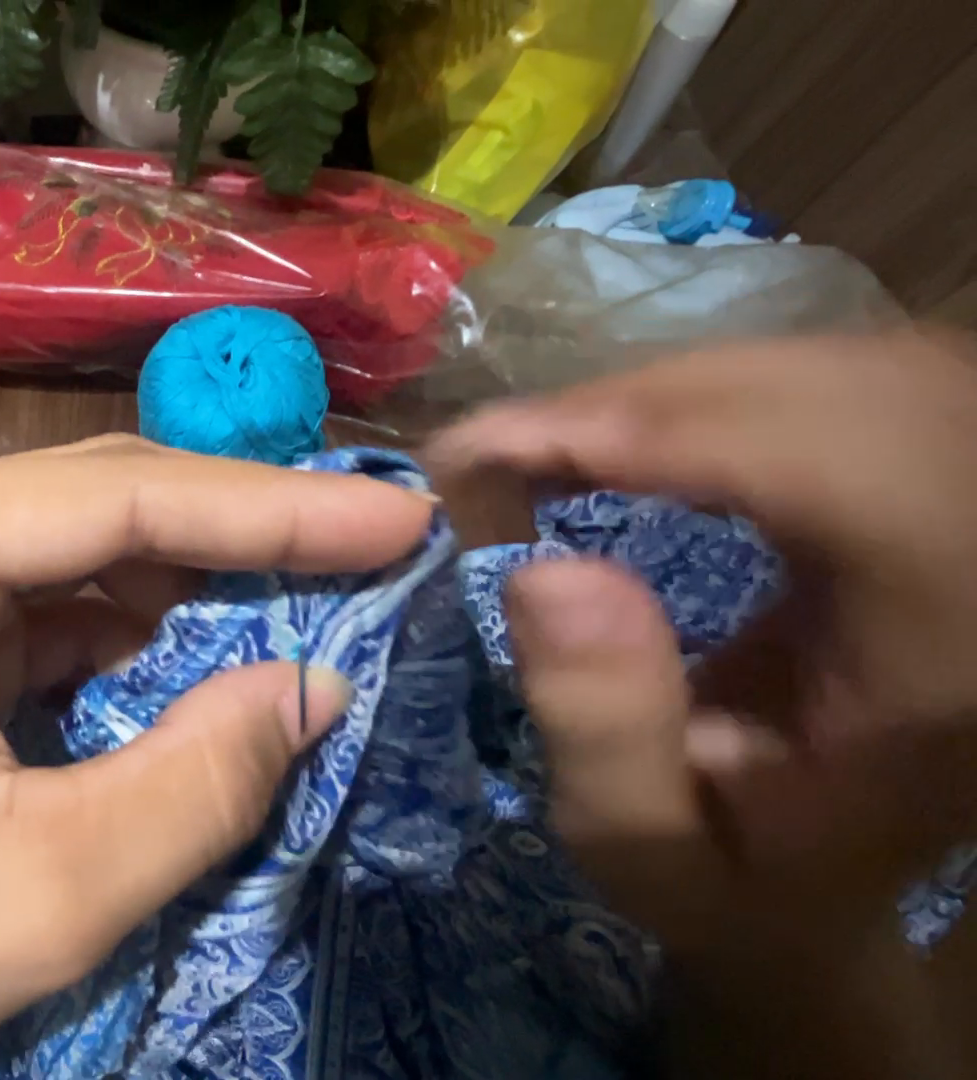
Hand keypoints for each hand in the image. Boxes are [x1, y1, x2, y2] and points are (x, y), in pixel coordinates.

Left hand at [0, 435, 431, 1079]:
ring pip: (85, 545)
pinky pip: (59, 599)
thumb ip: (198, 781)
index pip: (101, 500)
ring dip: (199, 574)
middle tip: (375, 543)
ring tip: (319, 588)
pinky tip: (220, 643)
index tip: (394, 518)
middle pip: (92, 503)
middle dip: (237, 530)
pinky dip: (148, 624)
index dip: (263, 509)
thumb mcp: (41, 889)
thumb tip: (318, 686)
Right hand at [428, 331, 976, 1076]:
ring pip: (809, 372)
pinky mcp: (926, 483)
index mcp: (960, 656)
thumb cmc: (735, 877)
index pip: (830, 464)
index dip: (638, 432)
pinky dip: (677, 402)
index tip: (481, 455)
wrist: (826, 877)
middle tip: (484, 455)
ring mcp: (970, 500)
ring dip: (642, 399)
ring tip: (526, 451)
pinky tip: (604, 442)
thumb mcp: (646, 846)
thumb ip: (601, 730)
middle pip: (815, 392)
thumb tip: (541, 568)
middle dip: (618, 408)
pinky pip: (803, 391)